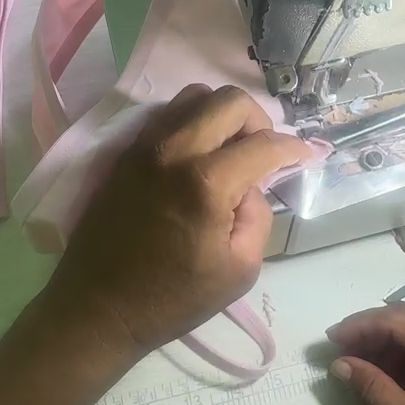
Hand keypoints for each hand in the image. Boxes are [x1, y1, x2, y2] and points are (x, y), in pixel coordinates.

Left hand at [46, 84, 312, 359]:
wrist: (98, 308)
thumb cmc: (173, 298)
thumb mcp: (241, 270)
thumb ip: (258, 214)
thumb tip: (252, 184)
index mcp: (206, 183)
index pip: (264, 144)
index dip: (293, 148)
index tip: (305, 156)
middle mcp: (175, 150)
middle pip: (230, 101)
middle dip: (258, 121)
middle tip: (262, 154)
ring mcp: (146, 145)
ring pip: (196, 96)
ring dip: (223, 115)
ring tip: (229, 150)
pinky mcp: (127, 151)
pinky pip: (168, 114)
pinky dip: (193, 121)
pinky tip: (198, 154)